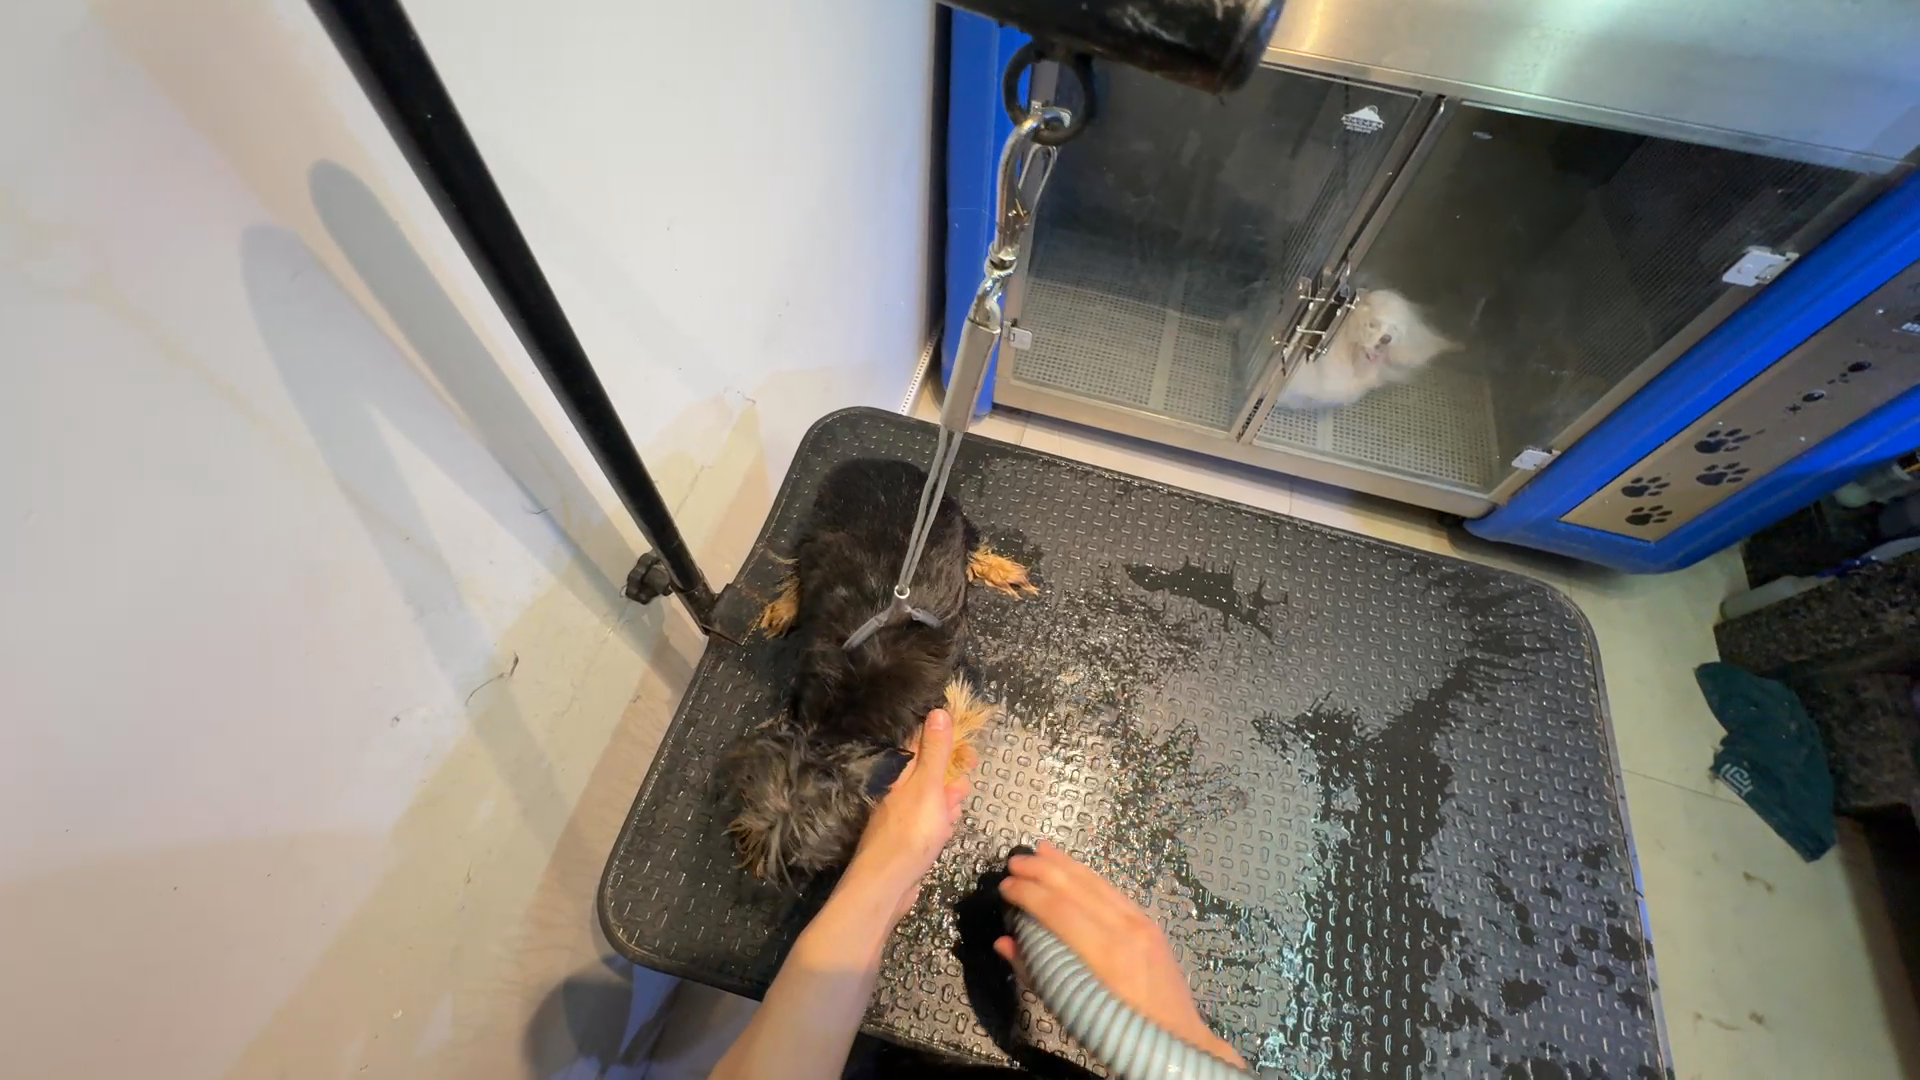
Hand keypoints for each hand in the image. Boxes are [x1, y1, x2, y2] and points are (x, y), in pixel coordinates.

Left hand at [842, 709, 971, 920]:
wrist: (887, 884)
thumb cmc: (910, 830)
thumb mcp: (928, 786)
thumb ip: (935, 751)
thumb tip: (938, 711)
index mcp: (899, 771)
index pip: (920, 740)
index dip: (943, 734)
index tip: (966, 733)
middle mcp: (896, 788)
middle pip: (927, 768)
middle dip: (950, 767)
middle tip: (971, 765)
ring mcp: (900, 813)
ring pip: (930, 795)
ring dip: (948, 797)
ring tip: (957, 802)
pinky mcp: (906, 836)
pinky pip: (928, 819)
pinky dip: (941, 820)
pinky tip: (947, 829)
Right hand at [995, 841, 1245, 1067]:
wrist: (1179, 1041)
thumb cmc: (1120, 1034)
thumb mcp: (1075, 1013)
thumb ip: (1037, 973)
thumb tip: (1004, 942)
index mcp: (1105, 956)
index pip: (1057, 909)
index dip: (1027, 893)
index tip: (1004, 886)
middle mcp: (1124, 928)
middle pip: (1074, 887)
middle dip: (1040, 870)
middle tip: (1013, 861)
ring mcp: (1140, 920)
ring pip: (1094, 880)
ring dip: (1062, 863)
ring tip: (1037, 850)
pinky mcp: (1148, 918)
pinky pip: (1110, 888)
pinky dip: (1085, 873)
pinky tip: (1071, 866)